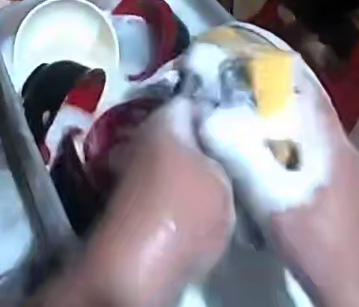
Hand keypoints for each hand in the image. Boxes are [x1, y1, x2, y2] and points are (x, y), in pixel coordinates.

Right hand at [30, 105, 234, 306]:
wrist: (138, 249)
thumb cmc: (154, 179)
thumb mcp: (164, 127)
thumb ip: (179, 111)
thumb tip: (187, 101)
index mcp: (228, 174)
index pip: (210, 139)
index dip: (183, 128)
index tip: (156, 122)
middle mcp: (231, 206)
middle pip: (199, 166)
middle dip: (171, 153)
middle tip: (137, 144)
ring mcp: (214, 237)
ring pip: (186, 192)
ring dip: (162, 178)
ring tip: (128, 171)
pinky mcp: (191, 257)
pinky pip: (175, 218)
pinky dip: (158, 205)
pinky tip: (134, 201)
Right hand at [176, 29, 358, 306]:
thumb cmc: (316, 238)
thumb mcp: (267, 191)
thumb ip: (236, 147)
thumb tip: (201, 113)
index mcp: (324, 134)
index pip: (299, 78)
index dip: (268, 57)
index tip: (234, 44)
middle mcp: (337, 142)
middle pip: (295, 98)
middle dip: (259, 84)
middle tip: (219, 79)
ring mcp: (342, 167)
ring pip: (298, 123)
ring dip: (267, 113)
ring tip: (228, 111)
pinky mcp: (338, 190)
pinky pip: (301, 146)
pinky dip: (276, 138)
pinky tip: (254, 153)